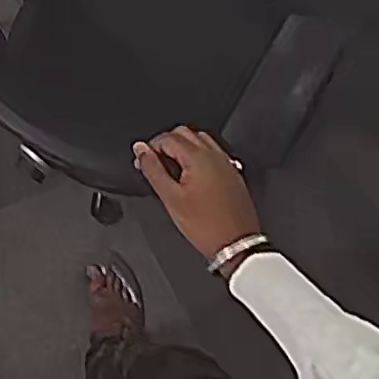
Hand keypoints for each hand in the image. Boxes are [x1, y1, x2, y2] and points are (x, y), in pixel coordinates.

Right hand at [134, 128, 260, 273]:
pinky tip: (192, 173)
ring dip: (183, 146)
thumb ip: (153, 169)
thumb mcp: (171, 198)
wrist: (237, 245)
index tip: (143, 161)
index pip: (167, 138)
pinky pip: (213, 151)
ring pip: (200, 139)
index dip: (150, 148)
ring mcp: (225, 163)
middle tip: (155, 162)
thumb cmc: (207, 226)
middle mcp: (214, 155)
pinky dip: (199, 154)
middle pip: (184, 133)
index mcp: (197, 158)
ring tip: (172, 167)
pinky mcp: (232, 172)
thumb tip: (141, 150)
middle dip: (166, 143)